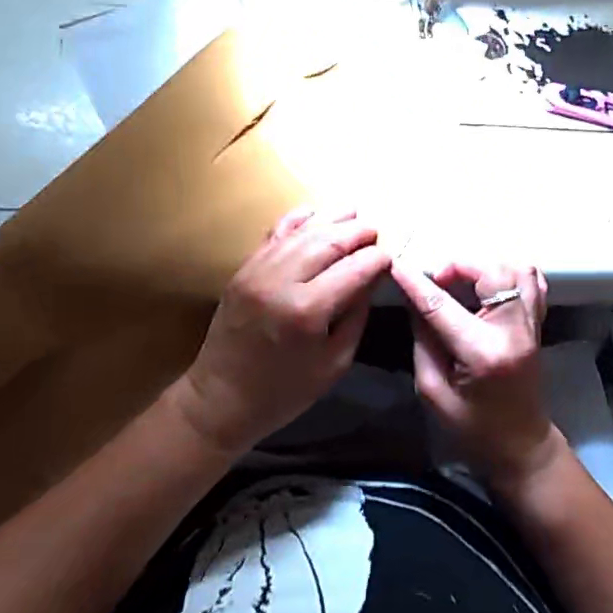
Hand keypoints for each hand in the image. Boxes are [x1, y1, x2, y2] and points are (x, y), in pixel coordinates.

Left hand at [179, 208, 391, 453]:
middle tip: (376, 230)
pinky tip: (313, 212)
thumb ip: (355, 316)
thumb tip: (372, 279)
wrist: (220, 400)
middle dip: (357, 232)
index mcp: (307, 311)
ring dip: (330, 219)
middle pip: (328, 242)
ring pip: (301, 232)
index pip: (353, 269)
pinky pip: (273, 236)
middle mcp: (281, 282)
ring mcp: (257, 272)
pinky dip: (295, 221)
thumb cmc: (284, 392)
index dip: (377, 259)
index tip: (391, 256)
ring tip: (354, 213)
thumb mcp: (333, 363)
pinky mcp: (242, 271)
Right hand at [392, 260, 561, 484]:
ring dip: (485, 267)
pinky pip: (532, 281)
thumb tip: (415, 298)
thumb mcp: (432, 390)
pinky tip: (488, 284)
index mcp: (483, 352)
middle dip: (458, 266)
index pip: (443, 305)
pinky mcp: (538, 324)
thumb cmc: (472, 427)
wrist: (521, 445)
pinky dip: (509, 273)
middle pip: (492, 272)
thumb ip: (423, 339)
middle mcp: (514, 331)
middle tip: (436, 280)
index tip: (396, 264)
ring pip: (517, 270)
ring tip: (462, 281)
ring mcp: (532, 325)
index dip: (415, 282)